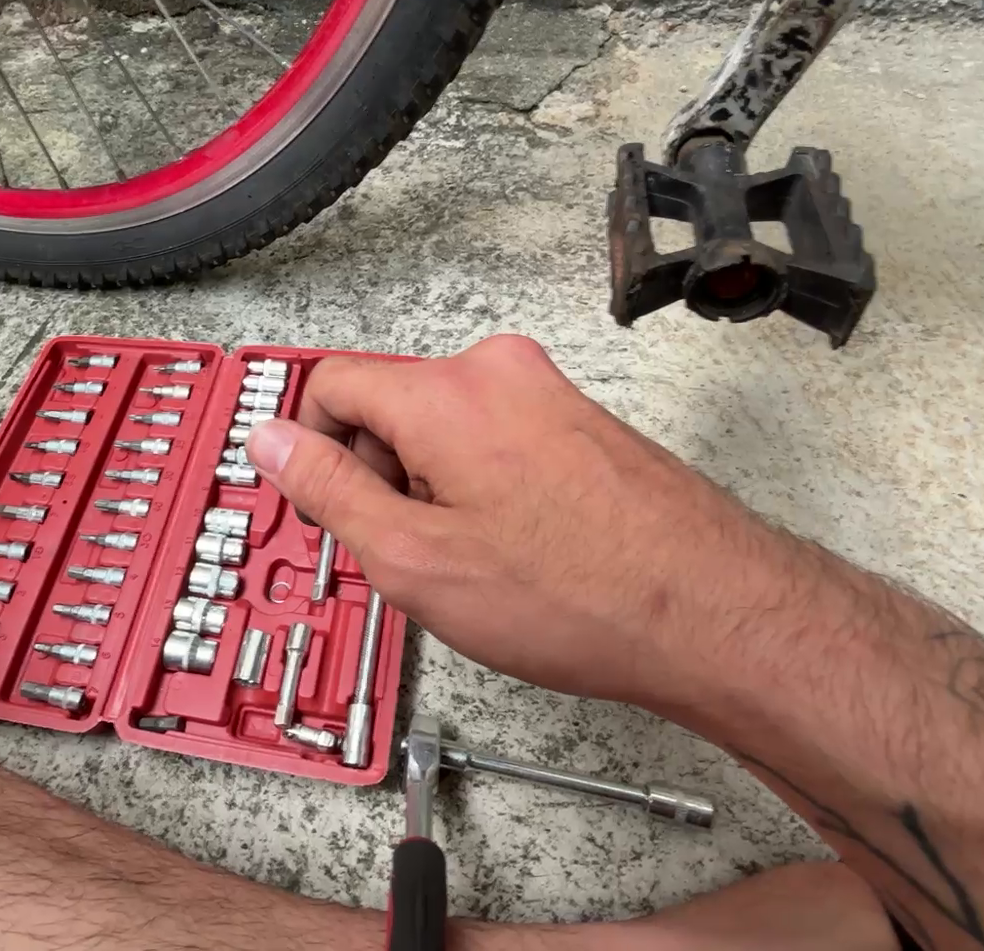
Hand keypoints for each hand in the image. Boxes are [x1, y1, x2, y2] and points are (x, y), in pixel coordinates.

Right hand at [244, 336, 800, 707]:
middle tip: (408, 544)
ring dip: (426, 481)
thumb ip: (327, 489)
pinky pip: (486, 433)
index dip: (312, 446)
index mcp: (445, 393)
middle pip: (385, 403)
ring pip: (436, 423)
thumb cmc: (577, 593)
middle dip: (376, 472)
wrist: (713, 612)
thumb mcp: (413, 556)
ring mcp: (541, 388)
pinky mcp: (570, 415)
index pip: (330, 383)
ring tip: (468, 552)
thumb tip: (271, 442)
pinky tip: (506, 541)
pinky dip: (472, 480)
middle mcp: (495, 371)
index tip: (328, 499)